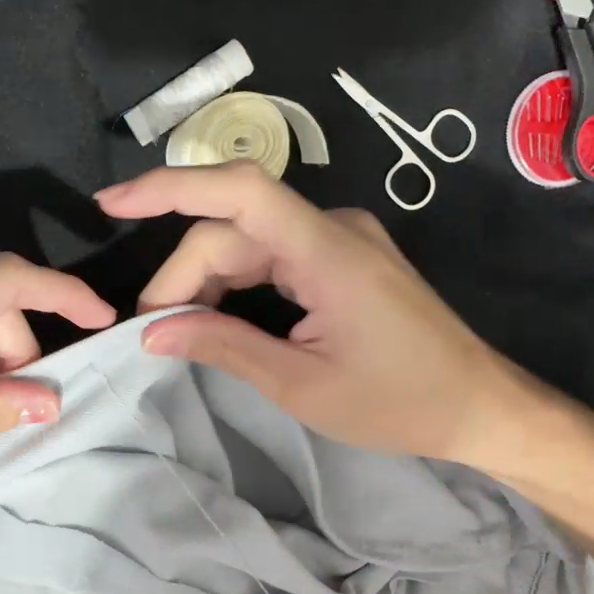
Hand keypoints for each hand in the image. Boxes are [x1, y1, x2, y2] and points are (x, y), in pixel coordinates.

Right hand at [97, 163, 536, 464]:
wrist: (482, 406)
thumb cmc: (400, 402)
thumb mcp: (302, 386)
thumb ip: (223, 347)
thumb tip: (151, 332)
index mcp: (327, 251)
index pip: (237, 192)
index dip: (168, 187)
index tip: (111, 203)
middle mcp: (331, 228)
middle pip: (231, 227)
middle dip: (180, 273)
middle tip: (147, 329)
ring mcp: (336, 239)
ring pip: (246, 240)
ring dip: (203, 279)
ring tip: (172, 326)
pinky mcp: (338, 257)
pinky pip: (269, 255)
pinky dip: (233, 281)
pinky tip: (211, 314)